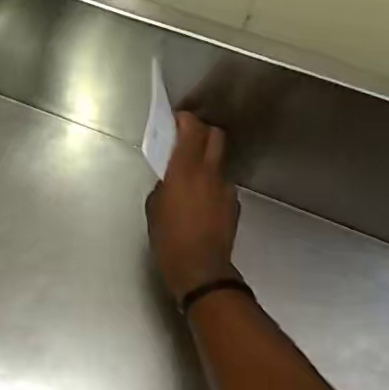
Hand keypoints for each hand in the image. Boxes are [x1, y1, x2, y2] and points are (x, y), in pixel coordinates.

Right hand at [146, 112, 240, 300]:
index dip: (185, 119)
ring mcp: (226, 188)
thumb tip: (169, 180)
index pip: (193, 129)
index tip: (176, 121)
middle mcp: (210, 172)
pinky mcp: (234, 204)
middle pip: (215, 135)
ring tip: (192, 177)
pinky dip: (213, 184)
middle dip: (202, 132)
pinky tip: (202, 202)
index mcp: (186, 169)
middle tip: (186, 140)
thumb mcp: (154, 209)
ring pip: (220, 161)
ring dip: (207, 160)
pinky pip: (223, 184)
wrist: (201, 269)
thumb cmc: (169, 239)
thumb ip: (163, 186)